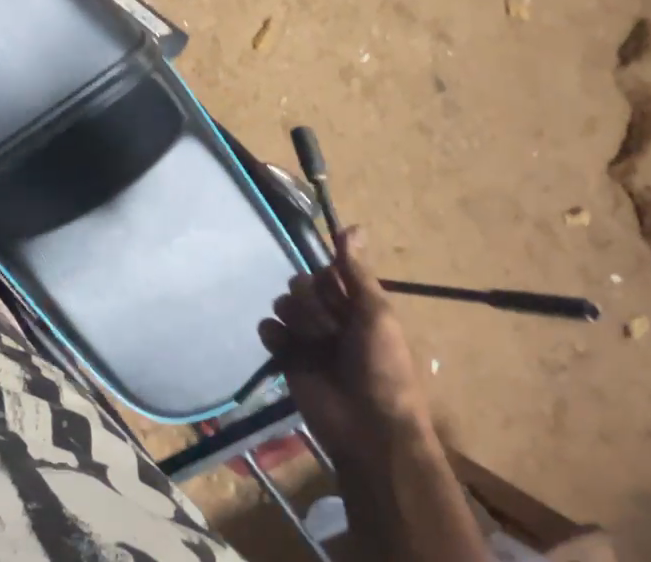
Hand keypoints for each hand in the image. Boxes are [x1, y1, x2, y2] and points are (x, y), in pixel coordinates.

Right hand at [259, 227, 432, 464]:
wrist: (366, 424)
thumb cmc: (382, 367)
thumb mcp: (376, 314)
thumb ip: (356, 272)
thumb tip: (352, 225)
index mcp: (356, 306)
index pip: (325, 272)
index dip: (326, 281)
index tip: (337, 296)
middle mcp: (330, 317)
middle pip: (299, 286)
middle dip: (311, 304)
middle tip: (330, 330)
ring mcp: (306, 336)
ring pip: (282, 304)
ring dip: (297, 322)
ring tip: (313, 346)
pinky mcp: (284, 354)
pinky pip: (267, 328)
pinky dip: (276, 337)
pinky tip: (289, 352)